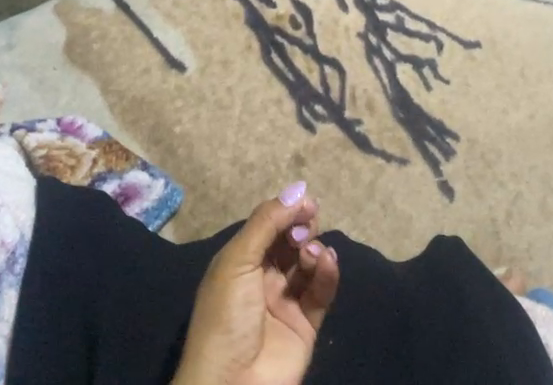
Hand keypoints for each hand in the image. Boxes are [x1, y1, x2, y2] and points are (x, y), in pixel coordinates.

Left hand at [172, 182, 340, 384]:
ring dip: (313, 250)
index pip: (268, 227)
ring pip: (308, 264)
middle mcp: (262, 278)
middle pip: (290, 242)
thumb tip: (297, 188)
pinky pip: (321, 292)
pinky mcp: (305, 324)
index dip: (287, 211)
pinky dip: (327, 274)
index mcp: (239, 261)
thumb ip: (267, 223)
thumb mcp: (237, 261)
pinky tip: (326, 262)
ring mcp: (285, 301)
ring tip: (311, 252)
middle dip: (302, 227)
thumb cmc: (225, 315)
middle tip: (310, 222)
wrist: (231, 384)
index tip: (306, 201)